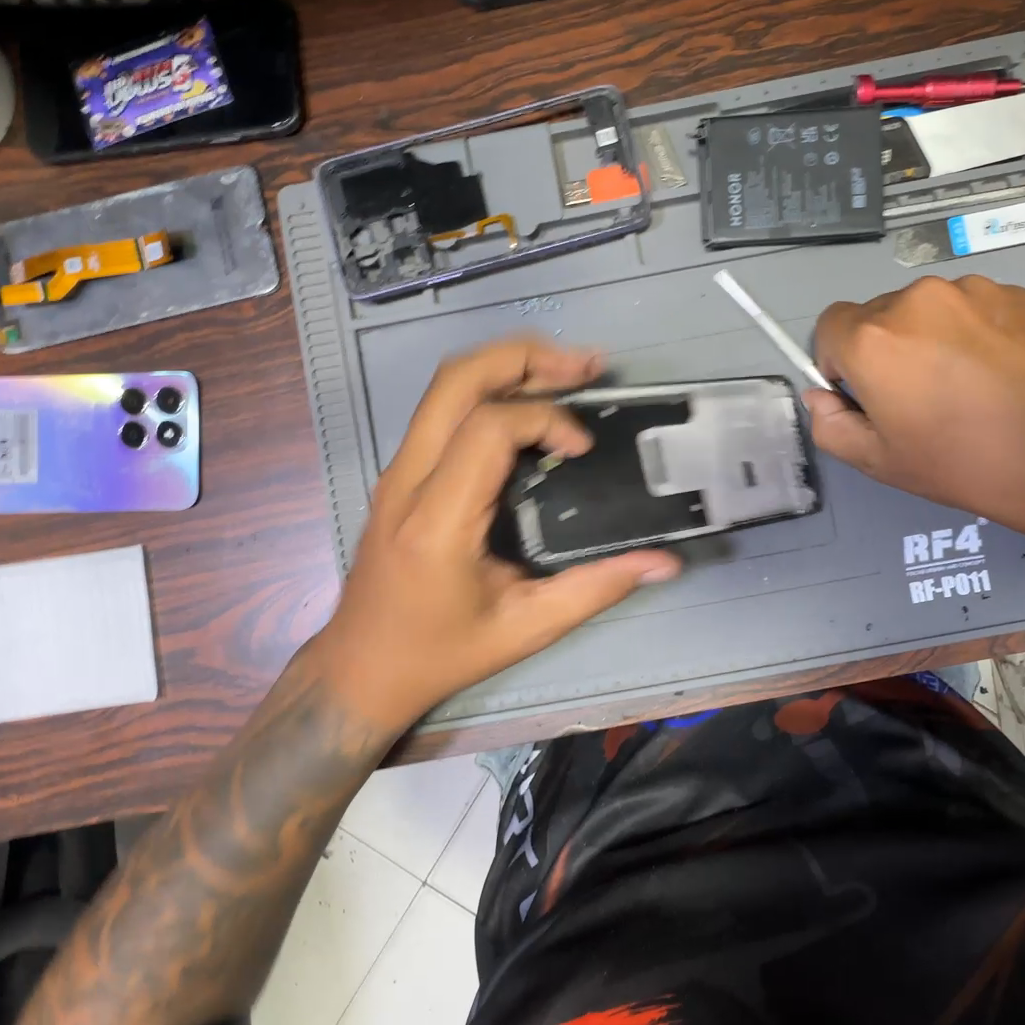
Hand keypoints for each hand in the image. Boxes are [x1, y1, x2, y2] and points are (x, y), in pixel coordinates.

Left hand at [313, 339, 680, 727]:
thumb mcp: (525, 629)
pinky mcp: (400, 474)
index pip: (488, 428)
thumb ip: (596, 589)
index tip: (582, 448)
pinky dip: (489, 392)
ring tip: (565, 374)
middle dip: (524, 357)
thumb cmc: (440, 653)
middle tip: (584, 365)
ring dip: (506, 367)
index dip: (545, 418)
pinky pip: (442, 410)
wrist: (361, 668)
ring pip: (444, 386)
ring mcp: (397, 472)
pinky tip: (530, 407)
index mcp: (437, 519)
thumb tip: (663, 564)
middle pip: (456, 380)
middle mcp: (408, 480)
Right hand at [803, 275, 1024, 568]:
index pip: (829, 327)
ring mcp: (971, 290)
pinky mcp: (1016, 293)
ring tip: (967, 388)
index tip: (865, 396)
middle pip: (877, 316)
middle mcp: (916, 300)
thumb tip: (822, 396)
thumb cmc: (966, 464)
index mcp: (873, 339)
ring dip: (929, 339)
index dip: (838, 363)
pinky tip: (1000, 375)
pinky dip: (972, 333)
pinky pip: (972, 308)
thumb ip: (830, 426)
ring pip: (926, 311)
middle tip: (919, 400)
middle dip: (884, 351)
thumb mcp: (880, 463)